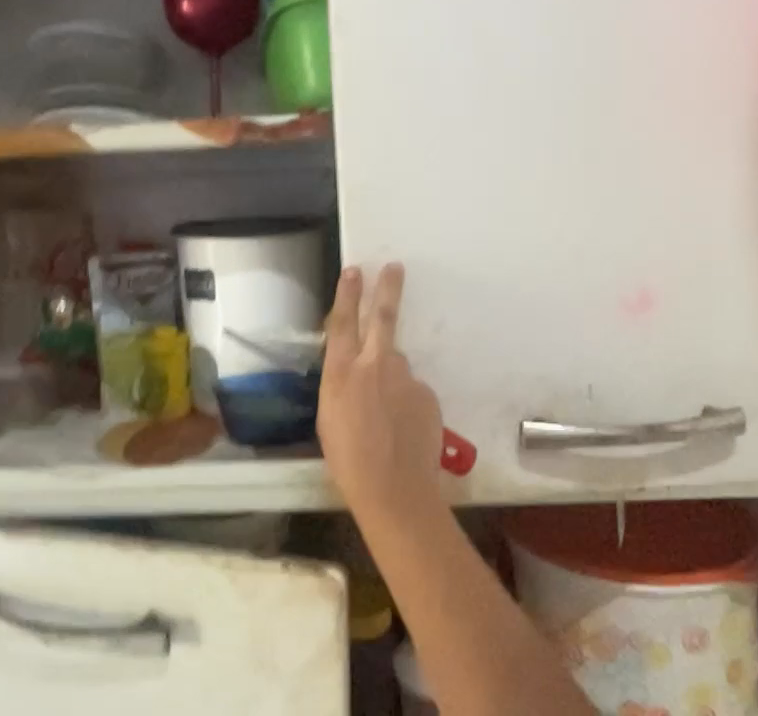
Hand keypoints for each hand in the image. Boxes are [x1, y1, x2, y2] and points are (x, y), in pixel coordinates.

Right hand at [318, 263, 447, 525]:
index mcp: (340, 373)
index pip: (342, 322)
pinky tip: (403, 431)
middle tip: (395, 267)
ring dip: (391, 380)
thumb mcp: (329, 418)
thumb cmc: (348, 461)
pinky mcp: (427, 394)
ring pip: (397, 366)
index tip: (354, 270)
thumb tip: (357, 375)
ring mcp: (405, 378)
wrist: (394, 490)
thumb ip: (343, 386)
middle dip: (388, 289)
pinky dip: (407, 404)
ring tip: (386, 418)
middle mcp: (373, 365)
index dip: (346, 294)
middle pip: (383, 317)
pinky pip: (414, 392)